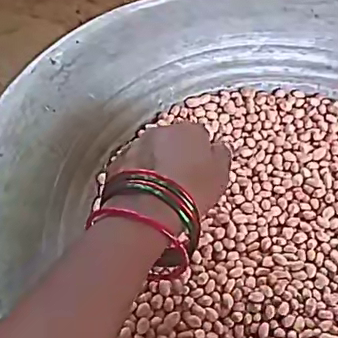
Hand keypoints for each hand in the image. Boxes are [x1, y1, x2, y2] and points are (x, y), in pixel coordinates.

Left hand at [110, 121, 230, 220]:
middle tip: (179, 181)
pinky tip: (141, 193)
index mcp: (190, 129)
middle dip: (173, 155)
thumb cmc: (192, 191)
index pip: (199, 135)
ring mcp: (135, 145)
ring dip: (153, 165)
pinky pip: (130, 166)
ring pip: (148, 152)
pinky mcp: (116, 162)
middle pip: (170, 141)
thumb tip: (219, 147)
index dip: (200, 153)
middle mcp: (160, 130)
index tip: (200, 170)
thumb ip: (221, 156)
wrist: (150, 208)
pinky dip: (135, 176)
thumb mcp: (220, 176)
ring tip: (159, 190)